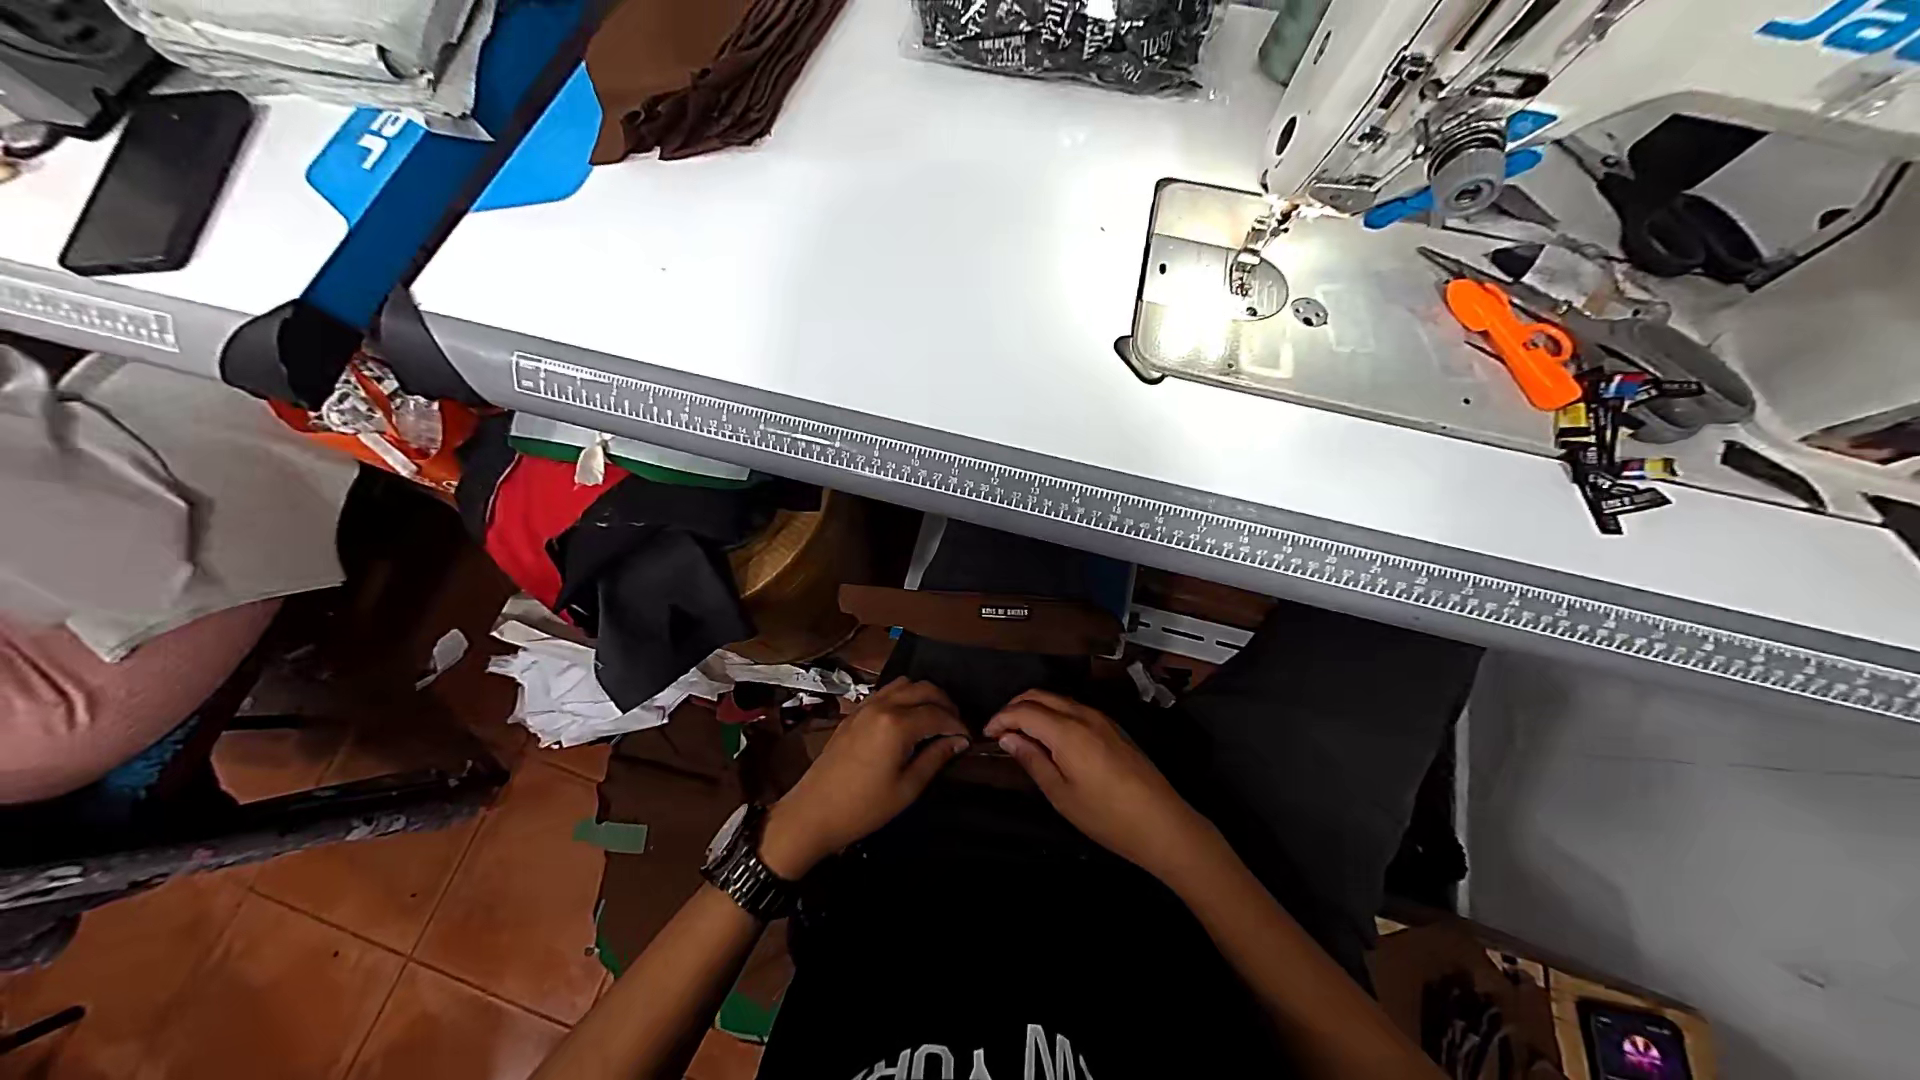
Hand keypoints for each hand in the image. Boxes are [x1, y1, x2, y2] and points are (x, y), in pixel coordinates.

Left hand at [760, 678, 969, 878]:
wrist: (812, 813)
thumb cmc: (863, 808)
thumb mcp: (907, 788)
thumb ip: (935, 758)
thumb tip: (958, 740)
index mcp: (897, 724)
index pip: (938, 714)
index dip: (958, 725)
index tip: (968, 739)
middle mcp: (882, 706)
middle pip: (924, 689)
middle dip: (945, 704)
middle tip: (955, 726)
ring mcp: (865, 707)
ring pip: (904, 683)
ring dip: (924, 695)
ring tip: (935, 718)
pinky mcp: (853, 713)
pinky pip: (886, 692)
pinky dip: (904, 696)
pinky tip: (909, 718)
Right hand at [985, 689, 1223, 883]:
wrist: (1163, 824)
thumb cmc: (1107, 816)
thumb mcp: (1061, 794)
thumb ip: (1032, 760)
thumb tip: (1008, 738)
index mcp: (1067, 731)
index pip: (1023, 710)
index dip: (1000, 718)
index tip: (986, 735)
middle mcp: (1084, 715)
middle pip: (1040, 695)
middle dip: (1014, 707)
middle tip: (999, 730)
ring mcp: (1101, 718)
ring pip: (1058, 699)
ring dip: (1034, 708)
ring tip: (1020, 734)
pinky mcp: (1113, 727)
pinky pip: (1074, 708)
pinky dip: (1053, 713)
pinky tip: (1049, 736)